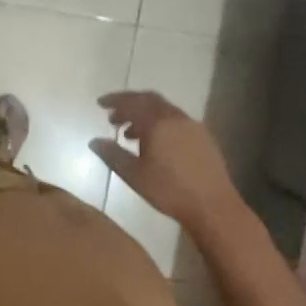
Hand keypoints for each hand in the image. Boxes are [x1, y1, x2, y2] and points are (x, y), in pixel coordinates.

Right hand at [91, 91, 244, 232]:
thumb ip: (112, 154)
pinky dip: (160, 124)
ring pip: (164, 111)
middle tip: (113, 117)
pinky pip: (176, 122)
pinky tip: (155, 145)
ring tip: (130, 134)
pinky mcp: (204, 138)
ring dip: (145, 116)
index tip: (100, 104)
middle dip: (130, 105)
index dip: (115, 100)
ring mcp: (193, 127)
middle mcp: (176, 118)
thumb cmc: (168, 190)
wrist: (211, 205)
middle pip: (150, 101)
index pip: (133, 102)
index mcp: (158, 122)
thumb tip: (94, 141)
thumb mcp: (133, 174)